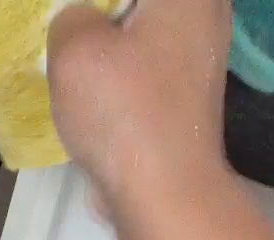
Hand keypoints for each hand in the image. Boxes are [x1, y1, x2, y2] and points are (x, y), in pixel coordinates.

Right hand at [46, 0, 233, 206]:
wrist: (161, 186)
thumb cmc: (122, 110)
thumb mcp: (74, 53)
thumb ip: (69, 21)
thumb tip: (75, 20)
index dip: (93, 1)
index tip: (70, 15)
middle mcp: (206, 12)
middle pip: (144, 5)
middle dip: (103, 12)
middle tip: (67, 28)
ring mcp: (201, 56)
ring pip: (148, 30)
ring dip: (110, 41)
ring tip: (72, 58)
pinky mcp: (187, 93)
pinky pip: (149, 64)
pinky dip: (120, 70)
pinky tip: (94, 92)